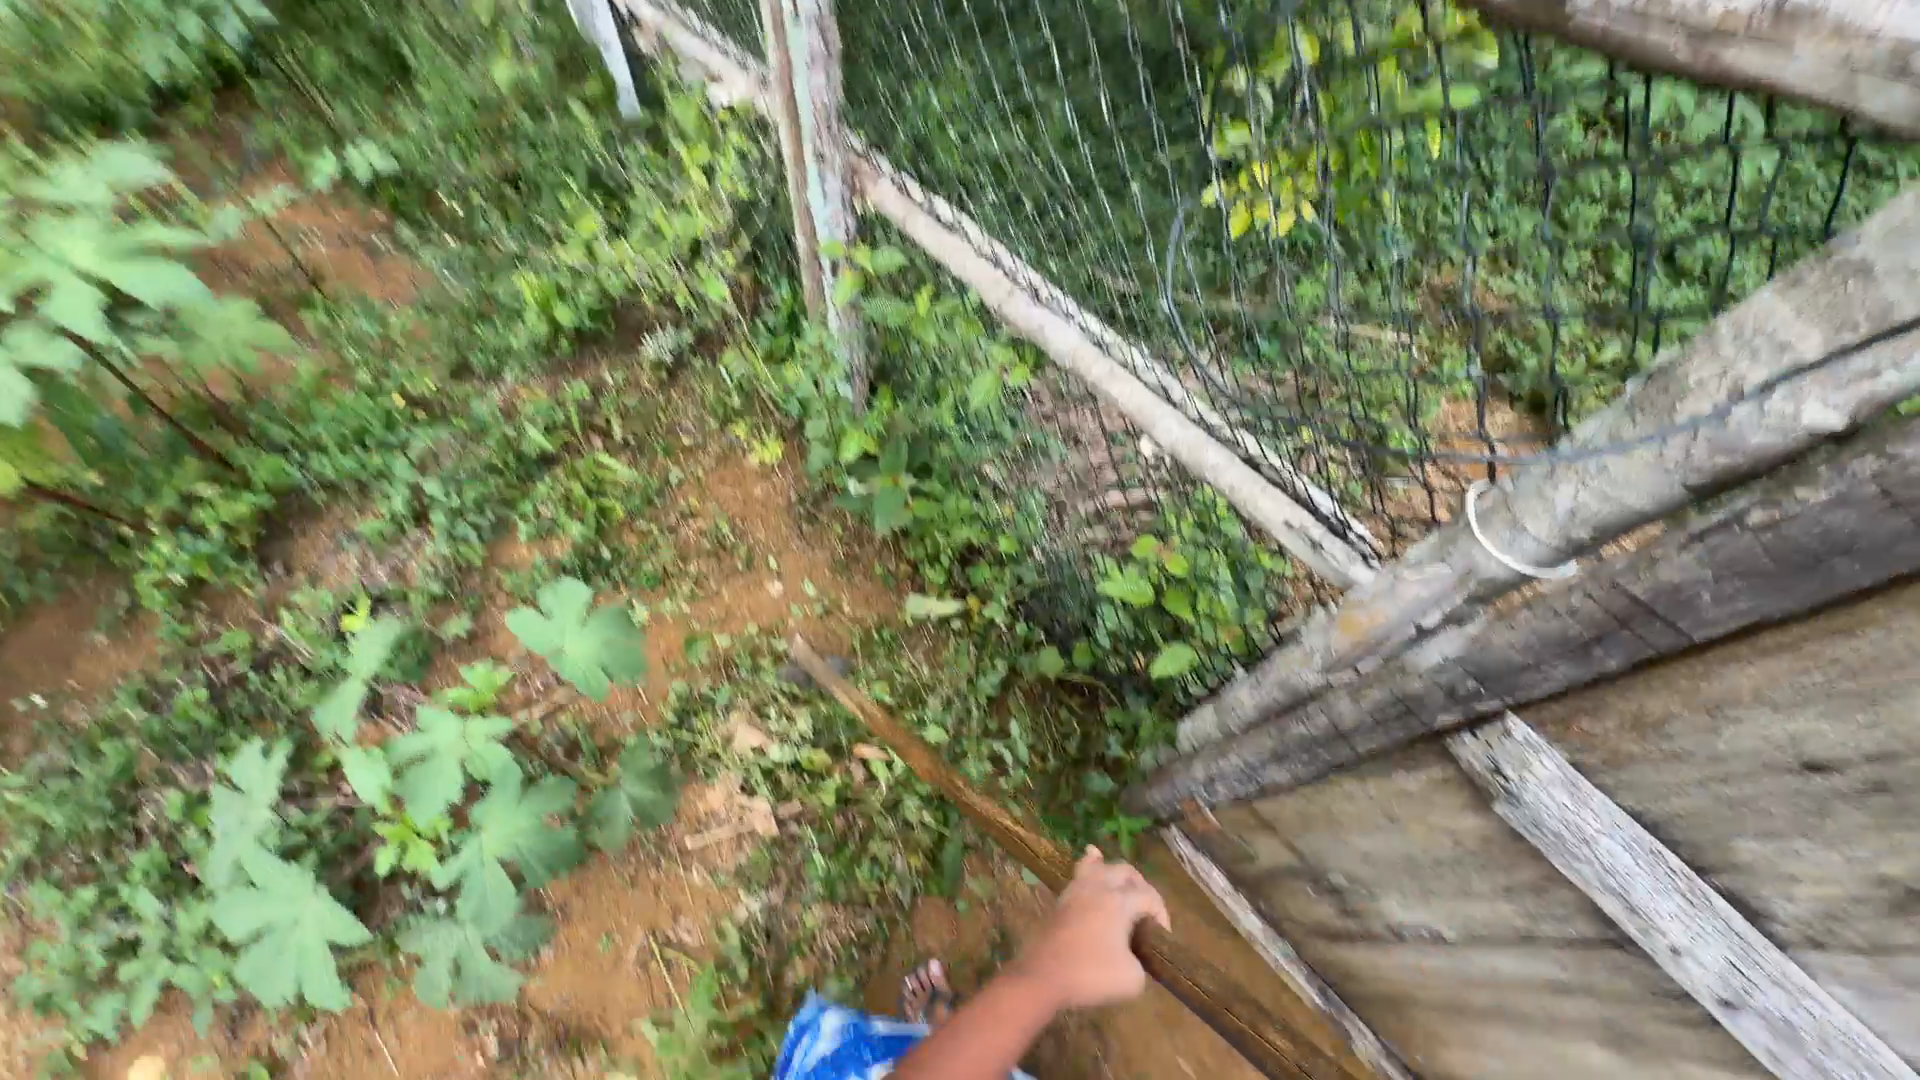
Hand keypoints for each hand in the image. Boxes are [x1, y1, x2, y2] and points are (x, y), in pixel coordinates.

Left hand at [1011, 846, 1170, 1010]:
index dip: (1162, 914)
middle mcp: (1099, 887)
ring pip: (1098, 866)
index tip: (1163, 937)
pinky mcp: (1062, 900)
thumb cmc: (1091, 975)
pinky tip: (1092, 861)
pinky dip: (1090, 865)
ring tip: (1122, 881)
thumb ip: (1141, 961)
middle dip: (1142, 887)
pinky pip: (1079, 873)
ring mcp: (1077, 890)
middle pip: (1125, 872)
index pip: (1149, 897)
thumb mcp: (1132, 979)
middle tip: (1146, 912)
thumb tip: (1132, 955)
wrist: (1044, 975)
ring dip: (1114, 872)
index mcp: (1120, 902)